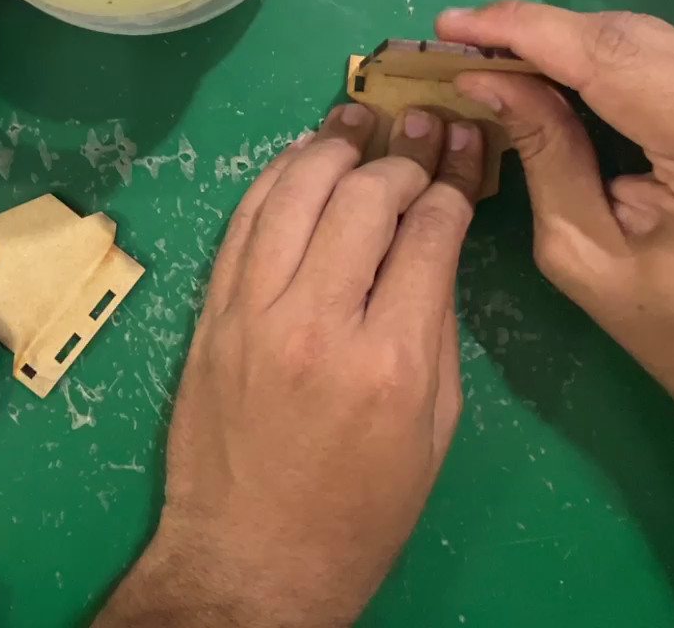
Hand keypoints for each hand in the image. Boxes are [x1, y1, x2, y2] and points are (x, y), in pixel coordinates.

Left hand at [98, 103, 485, 627]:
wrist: (250, 555)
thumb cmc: (361, 507)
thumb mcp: (434, 425)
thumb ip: (436, 319)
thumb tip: (435, 234)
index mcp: (390, 358)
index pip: (428, 232)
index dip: (451, 183)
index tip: (460, 158)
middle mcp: (316, 319)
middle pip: (362, 196)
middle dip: (401, 155)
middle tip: (418, 130)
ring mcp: (252, 308)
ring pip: (294, 190)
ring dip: (332, 144)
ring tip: (359, 117)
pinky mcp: (214, 308)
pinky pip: (244, 218)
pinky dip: (276, 175)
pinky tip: (302, 153)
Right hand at [436, 1, 673, 421]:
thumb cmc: (672, 330)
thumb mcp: (580, 251)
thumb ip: (542, 151)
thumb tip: (487, 77)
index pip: (611, 61)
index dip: (525, 32)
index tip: (455, 23)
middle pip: (632, 37)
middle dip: (539, 30)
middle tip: (468, 37)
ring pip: (653, 36)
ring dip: (571, 39)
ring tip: (502, 50)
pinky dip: (609, 56)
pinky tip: (561, 66)